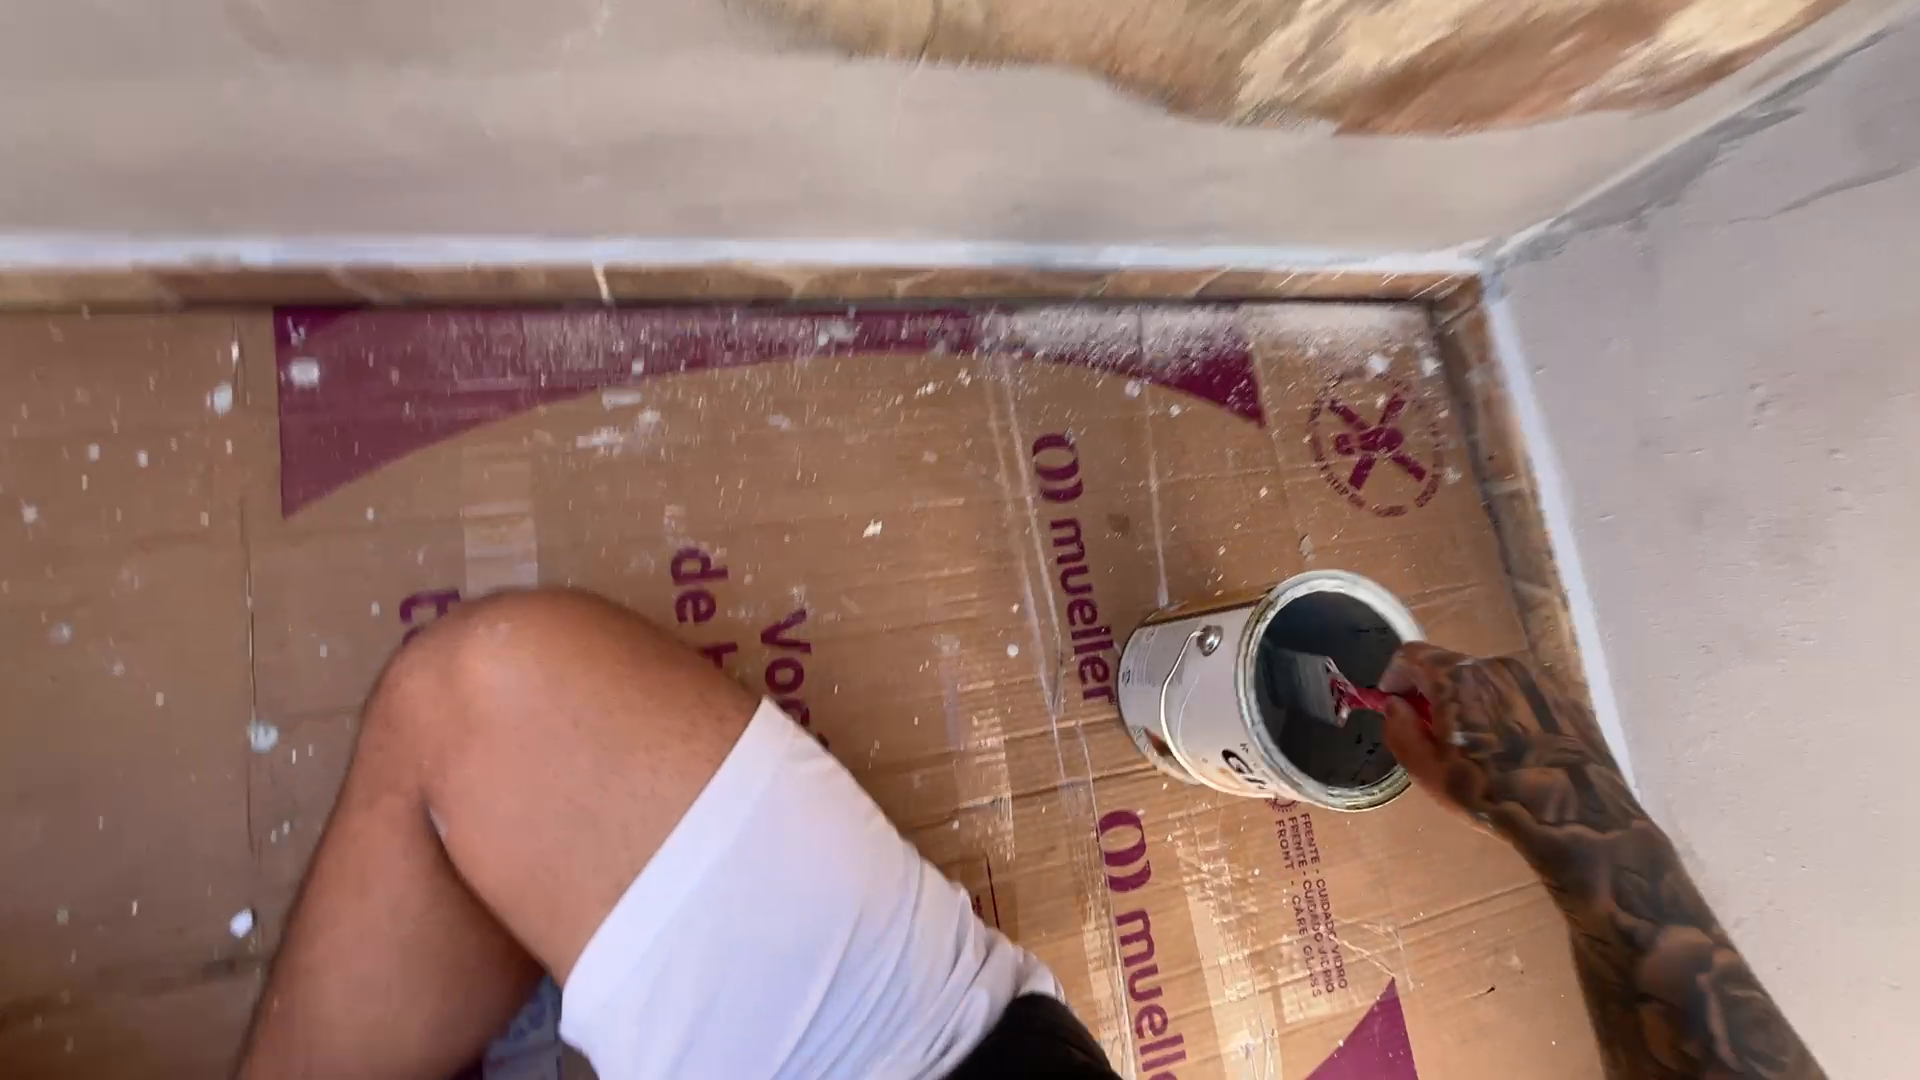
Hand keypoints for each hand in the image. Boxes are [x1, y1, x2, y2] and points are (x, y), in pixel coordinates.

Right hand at [1376, 643, 1640, 865]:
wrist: (1579, 819)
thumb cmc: (1489, 792)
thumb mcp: (1424, 768)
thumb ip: (1398, 728)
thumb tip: (1397, 705)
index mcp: (1456, 676)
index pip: (1411, 654)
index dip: (1394, 674)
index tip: (1393, 700)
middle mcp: (1495, 666)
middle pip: (1450, 665)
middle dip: (1432, 689)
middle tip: (1431, 726)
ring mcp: (1535, 679)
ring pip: (1486, 679)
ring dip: (1469, 699)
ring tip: (1476, 739)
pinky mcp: (1565, 698)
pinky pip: (1518, 694)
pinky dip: (1502, 709)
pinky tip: (1511, 745)